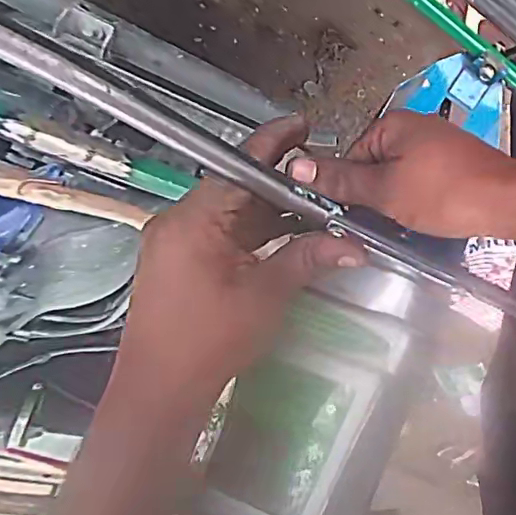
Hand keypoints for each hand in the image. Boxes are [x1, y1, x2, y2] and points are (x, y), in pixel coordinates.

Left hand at [110, 116, 364, 414]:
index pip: (240, 166)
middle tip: (323, 172)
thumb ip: (309, 258)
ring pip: (233, 210)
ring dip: (272, 209)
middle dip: (281, 180)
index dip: (275, 143)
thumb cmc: (209, 339)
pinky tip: (289, 233)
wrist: (160, 389)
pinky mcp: (181, 260)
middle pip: (238, 186)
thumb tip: (356, 245)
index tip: (304, 125)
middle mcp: (179, 221)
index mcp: (194, 219)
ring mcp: (177, 241)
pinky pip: (224, 231)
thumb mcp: (267, 293)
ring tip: (316, 203)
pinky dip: (256, 230)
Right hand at [290, 111, 515, 237]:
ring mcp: (437, 146)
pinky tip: (430, 216)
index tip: (352, 211)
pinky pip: (424, 184)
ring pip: (400, 179)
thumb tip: (298, 166)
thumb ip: (342, 180)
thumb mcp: (385, 191)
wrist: (506, 203)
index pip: (350, 155)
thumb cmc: (450, 193)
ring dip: (399, 202)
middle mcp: (416, 128)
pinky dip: (422, 201)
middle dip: (376, 196)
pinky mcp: (454, 165)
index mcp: (394, 124)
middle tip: (386, 218)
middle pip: (375, 167)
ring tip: (411, 219)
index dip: (348, 188)